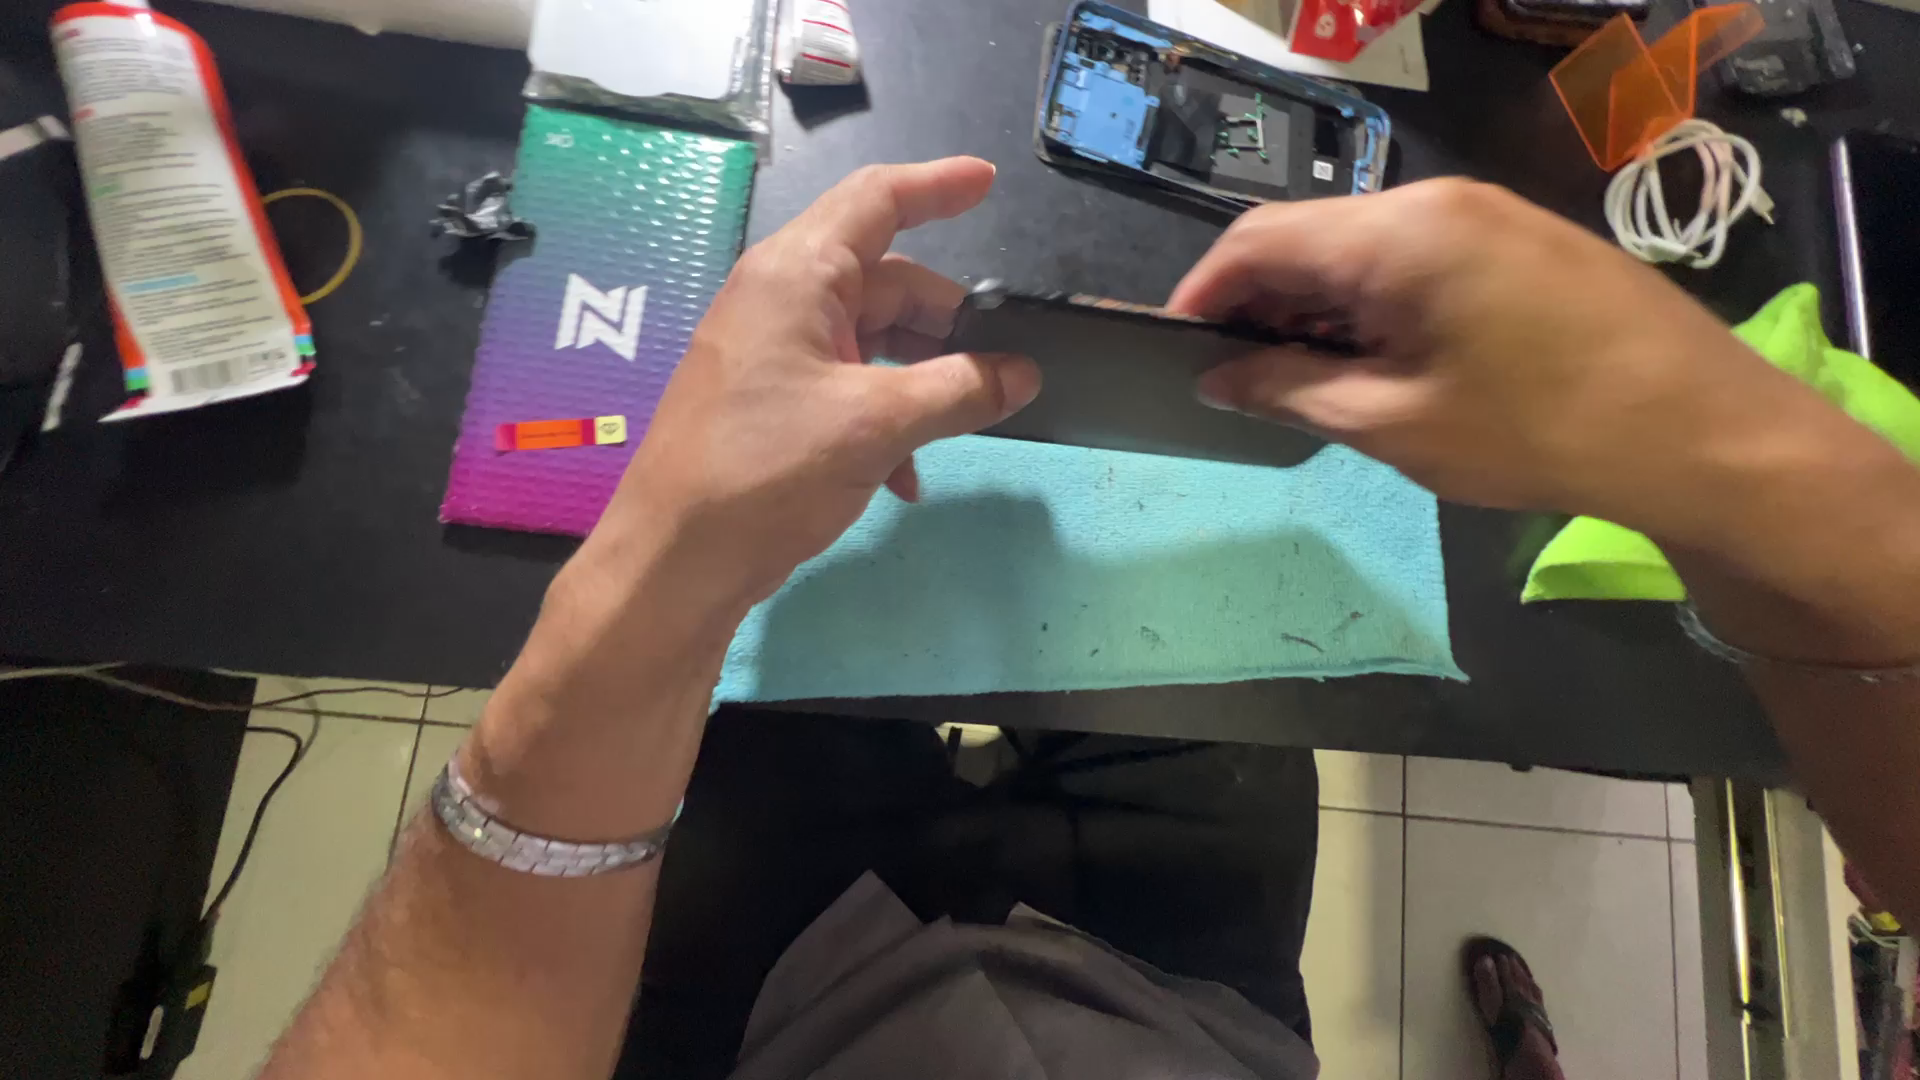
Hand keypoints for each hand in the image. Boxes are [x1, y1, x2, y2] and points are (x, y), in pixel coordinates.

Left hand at [586, 158, 1039, 609]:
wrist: (682, 559)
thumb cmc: (770, 469)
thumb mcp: (877, 424)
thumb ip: (959, 390)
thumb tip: (1023, 375)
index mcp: (797, 275)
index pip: (876, 201)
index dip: (937, 186)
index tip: (988, 182)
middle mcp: (784, 303)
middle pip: (887, 285)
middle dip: (944, 323)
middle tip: (996, 362)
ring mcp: (779, 356)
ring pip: (874, 346)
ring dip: (921, 386)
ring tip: (958, 426)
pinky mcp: (777, 406)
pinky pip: (851, 393)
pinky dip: (887, 424)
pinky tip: (905, 477)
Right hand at [1168, 178, 1836, 537]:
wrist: (1701, 435)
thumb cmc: (1528, 431)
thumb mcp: (1383, 420)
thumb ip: (1282, 387)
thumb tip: (1214, 376)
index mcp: (1394, 236)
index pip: (1257, 239)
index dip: (1201, 290)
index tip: (1173, 344)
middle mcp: (1431, 203)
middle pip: (1302, 237)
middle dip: (1251, 302)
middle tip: (1228, 372)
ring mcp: (1476, 214)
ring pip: (1348, 249)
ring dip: (1303, 306)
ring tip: (1287, 374)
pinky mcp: (1505, 239)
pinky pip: (1399, 258)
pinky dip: (1355, 304)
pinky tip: (1355, 356)